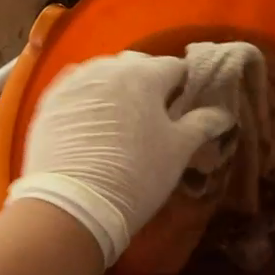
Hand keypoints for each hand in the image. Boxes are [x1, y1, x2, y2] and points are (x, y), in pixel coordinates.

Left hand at [5, 52, 233, 266]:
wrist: (71, 207)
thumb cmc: (135, 174)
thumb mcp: (179, 151)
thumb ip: (203, 123)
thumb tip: (224, 112)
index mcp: (147, 73)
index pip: (176, 67)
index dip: (183, 86)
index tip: (183, 108)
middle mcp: (112, 66)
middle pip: (139, 67)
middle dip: (149, 85)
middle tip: (151, 118)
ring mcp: (78, 80)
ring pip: (106, 74)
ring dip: (116, 89)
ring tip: (118, 121)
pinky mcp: (51, 99)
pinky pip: (77, 88)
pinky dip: (88, 98)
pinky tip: (89, 122)